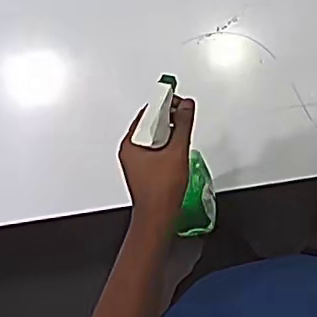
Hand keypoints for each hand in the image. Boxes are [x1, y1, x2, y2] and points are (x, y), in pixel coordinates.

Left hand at [119, 97, 195, 223]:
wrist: (158, 216)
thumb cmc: (162, 189)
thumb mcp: (177, 151)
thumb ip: (183, 125)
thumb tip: (186, 106)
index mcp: (131, 144)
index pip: (147, 114)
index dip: (164, 104)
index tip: (178, 99)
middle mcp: (130, 151)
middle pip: (149, 124)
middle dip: (168, 116)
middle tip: (184, 113)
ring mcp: (136, 160)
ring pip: (153, 136)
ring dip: (169, 130)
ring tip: (183, 130)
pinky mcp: (145, 168)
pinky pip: (155, 147)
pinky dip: (167, 142)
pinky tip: (178, 146)